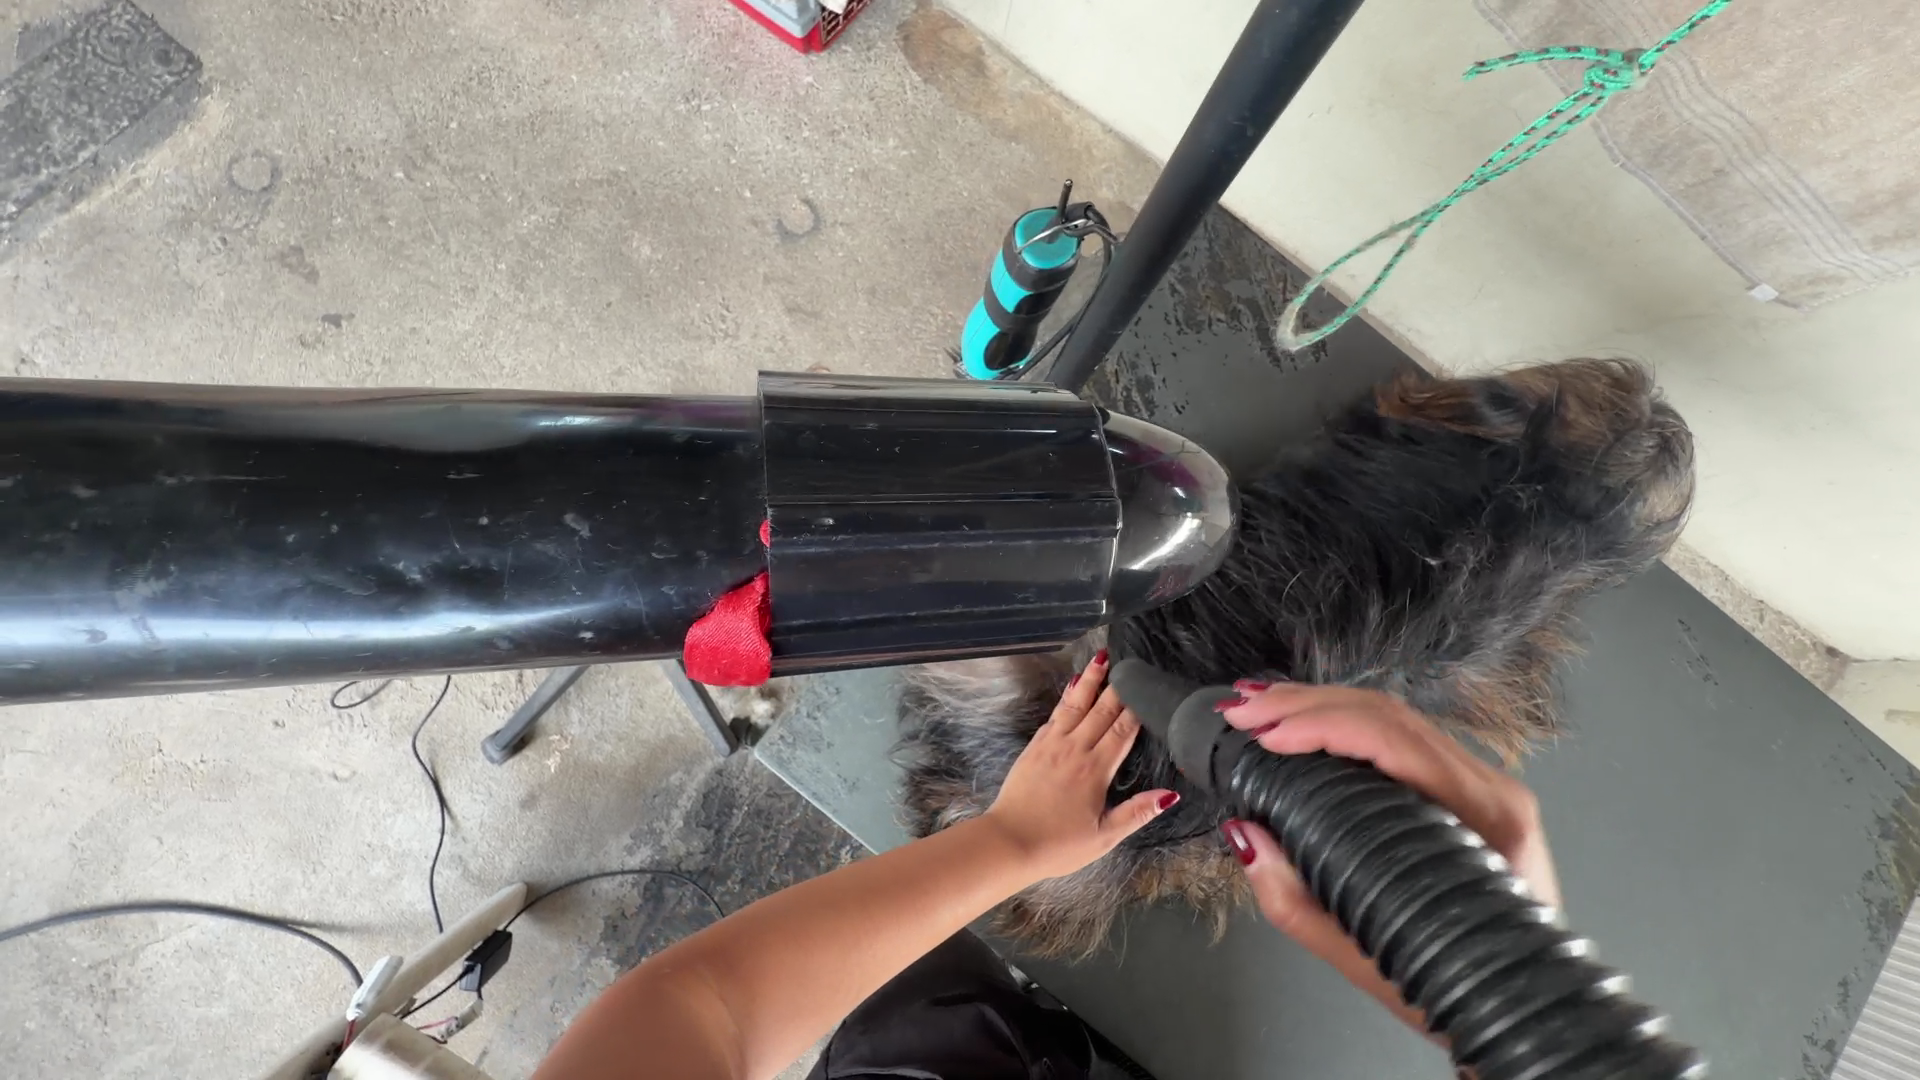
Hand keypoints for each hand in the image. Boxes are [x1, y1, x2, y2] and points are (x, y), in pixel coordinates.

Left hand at [980, 651, 1179, 881]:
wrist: (1009, 841)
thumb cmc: (1059, 844)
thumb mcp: (1104, 836)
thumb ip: (1137, 812)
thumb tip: (1170, 794)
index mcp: (1095, 770)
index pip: (1121, 731)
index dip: (1136, 710)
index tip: (1147, 689)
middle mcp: (1074, 750)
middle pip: (1100, 711)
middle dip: (1116, 687)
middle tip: (1127, 662)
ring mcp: (1051, 745)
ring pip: (1074, 705)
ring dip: (1088, 681)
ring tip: (1099, 660)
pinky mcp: (1034, 747)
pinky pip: (1054, 716)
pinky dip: (1066, 699)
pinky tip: (1071, 689)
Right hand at [1216, 683, 1559, 1031]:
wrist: (1520, 1001)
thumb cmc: (1452, 980)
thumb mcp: (1364, 958)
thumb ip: (1294, 900)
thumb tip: (1243, 834)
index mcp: (1483, 821)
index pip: (1391, 742)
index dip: (1320, 728)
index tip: (1264, 739)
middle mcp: (1488, 788)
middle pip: (1386, 714)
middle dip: (1301, 705)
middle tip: (1241, 713)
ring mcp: (1479, 780)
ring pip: (1388, 712)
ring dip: (1313, 703)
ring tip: (1255, 706)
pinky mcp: (1461, 780)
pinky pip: (1393, 728)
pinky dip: (1336, 714)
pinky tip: (1296, 714)